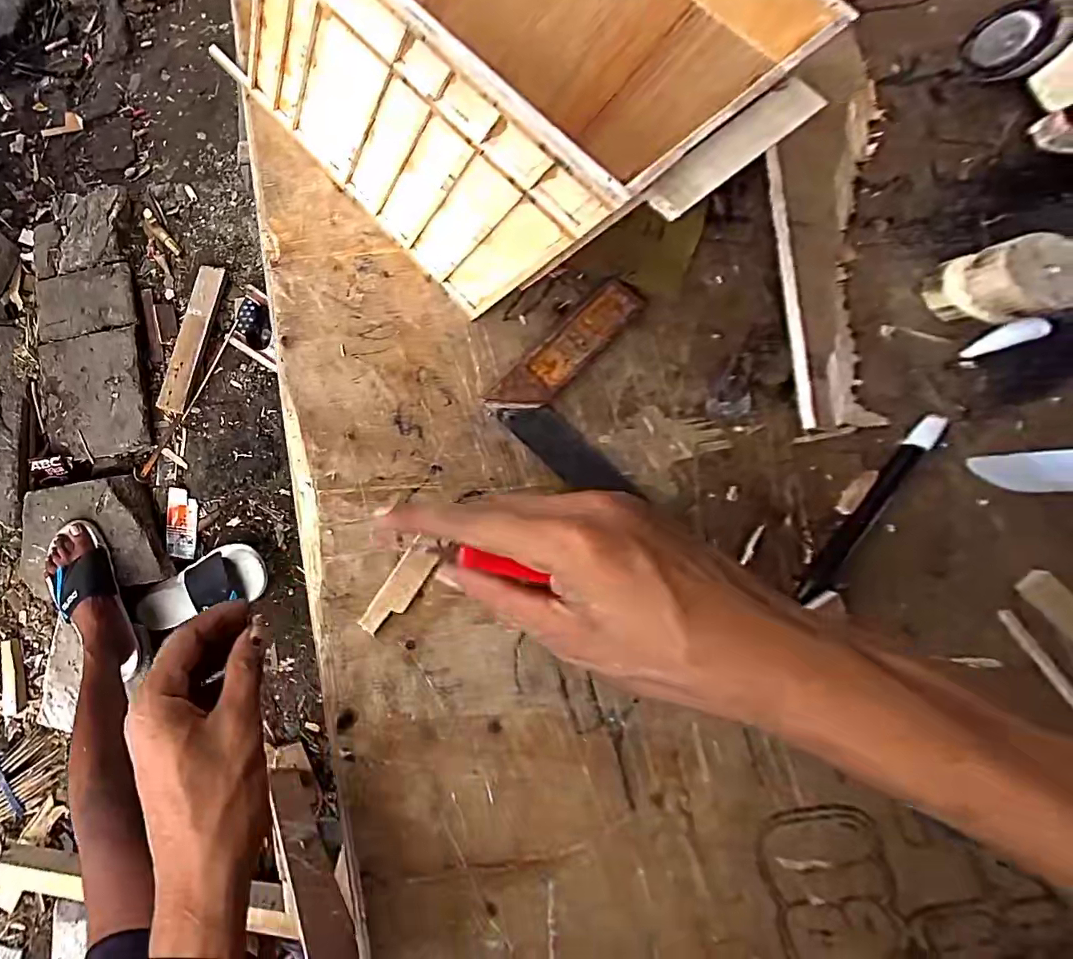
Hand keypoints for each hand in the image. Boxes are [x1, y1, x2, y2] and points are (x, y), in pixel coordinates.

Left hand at [125, 601, 267, 956]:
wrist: (202, 881)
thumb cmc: (213, 819)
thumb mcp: (239, 730)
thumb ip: (244, 675)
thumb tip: (250, 640)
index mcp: (150, 704)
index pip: (183, 641)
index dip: (217, 620)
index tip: (242, 610)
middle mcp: (143, 717)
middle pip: (181, 660)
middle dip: (217, 641)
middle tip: (249, 627)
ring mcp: (152, 738)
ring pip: (186, 685)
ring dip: (217, 667)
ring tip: (249, 653)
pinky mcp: (166, 756)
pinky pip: (188, 709)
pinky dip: (213, 695)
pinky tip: (238, 692)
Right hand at [378, 492, 833, 726]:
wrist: (780, 655)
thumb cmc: (672, 661)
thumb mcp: (572, 640)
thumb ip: (500, 596)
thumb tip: (451, 569)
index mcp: (567, 540)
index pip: (471, 521)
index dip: (420, 521)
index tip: (384, 525)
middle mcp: (584, 506)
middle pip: (495, 508)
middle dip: (464, 534)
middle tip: (452, 570)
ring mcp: (610, 502)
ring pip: (525, 509)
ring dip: (501, 537)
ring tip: (517, 583)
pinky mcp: (629, 509)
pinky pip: (556, 512)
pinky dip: (533, 535)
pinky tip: (550, 571)